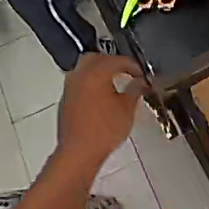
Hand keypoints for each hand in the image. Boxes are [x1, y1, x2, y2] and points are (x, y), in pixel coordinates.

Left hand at [53, 54, 144, 173]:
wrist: (79, 151)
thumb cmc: (105, 129)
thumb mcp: (127, 109)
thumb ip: (135, 90)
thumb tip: (140, 82)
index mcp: (95, 74)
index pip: (116, 60)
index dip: (132, 65)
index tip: (141, 74)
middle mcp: (79, 76)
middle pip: (95, 58)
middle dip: (112, 62)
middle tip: (127, 71)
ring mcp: (70, 87)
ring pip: (84, 69)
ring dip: (100, 71)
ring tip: (116, 82)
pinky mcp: (66, 99)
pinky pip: (79, 82)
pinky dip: (92, 82)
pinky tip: (103, 95)